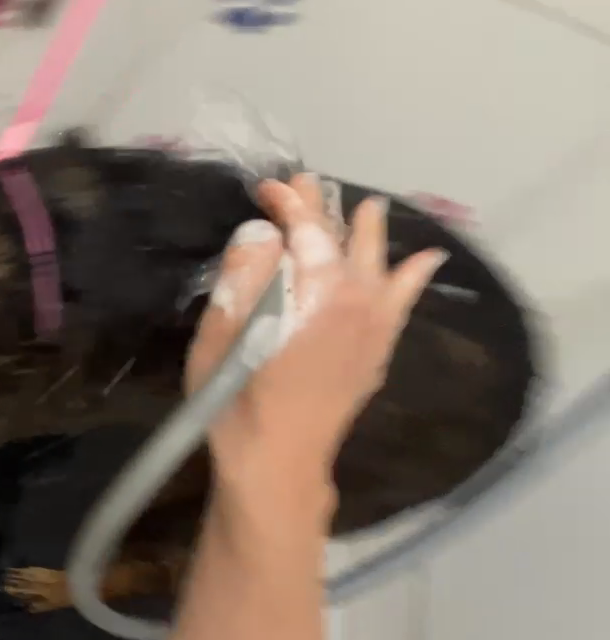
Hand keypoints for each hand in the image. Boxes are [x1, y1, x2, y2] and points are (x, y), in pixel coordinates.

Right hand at [187, 174, 445, 490]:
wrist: (276, 456)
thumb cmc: (233, 398)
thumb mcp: (220, 337)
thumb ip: (242, 280)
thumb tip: (259, 233)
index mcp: (312, 295)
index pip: (306, 234)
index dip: (288, 205)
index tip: (266, 187)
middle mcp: (354, 303)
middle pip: (343, 244)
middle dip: (324, 211)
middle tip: (307, 182)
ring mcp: (371, 329)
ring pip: (379, 267)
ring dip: (371, 235)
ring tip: (370, 208)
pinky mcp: (374, 351)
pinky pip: (403, 302)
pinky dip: (412, 277)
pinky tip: (421, 262)